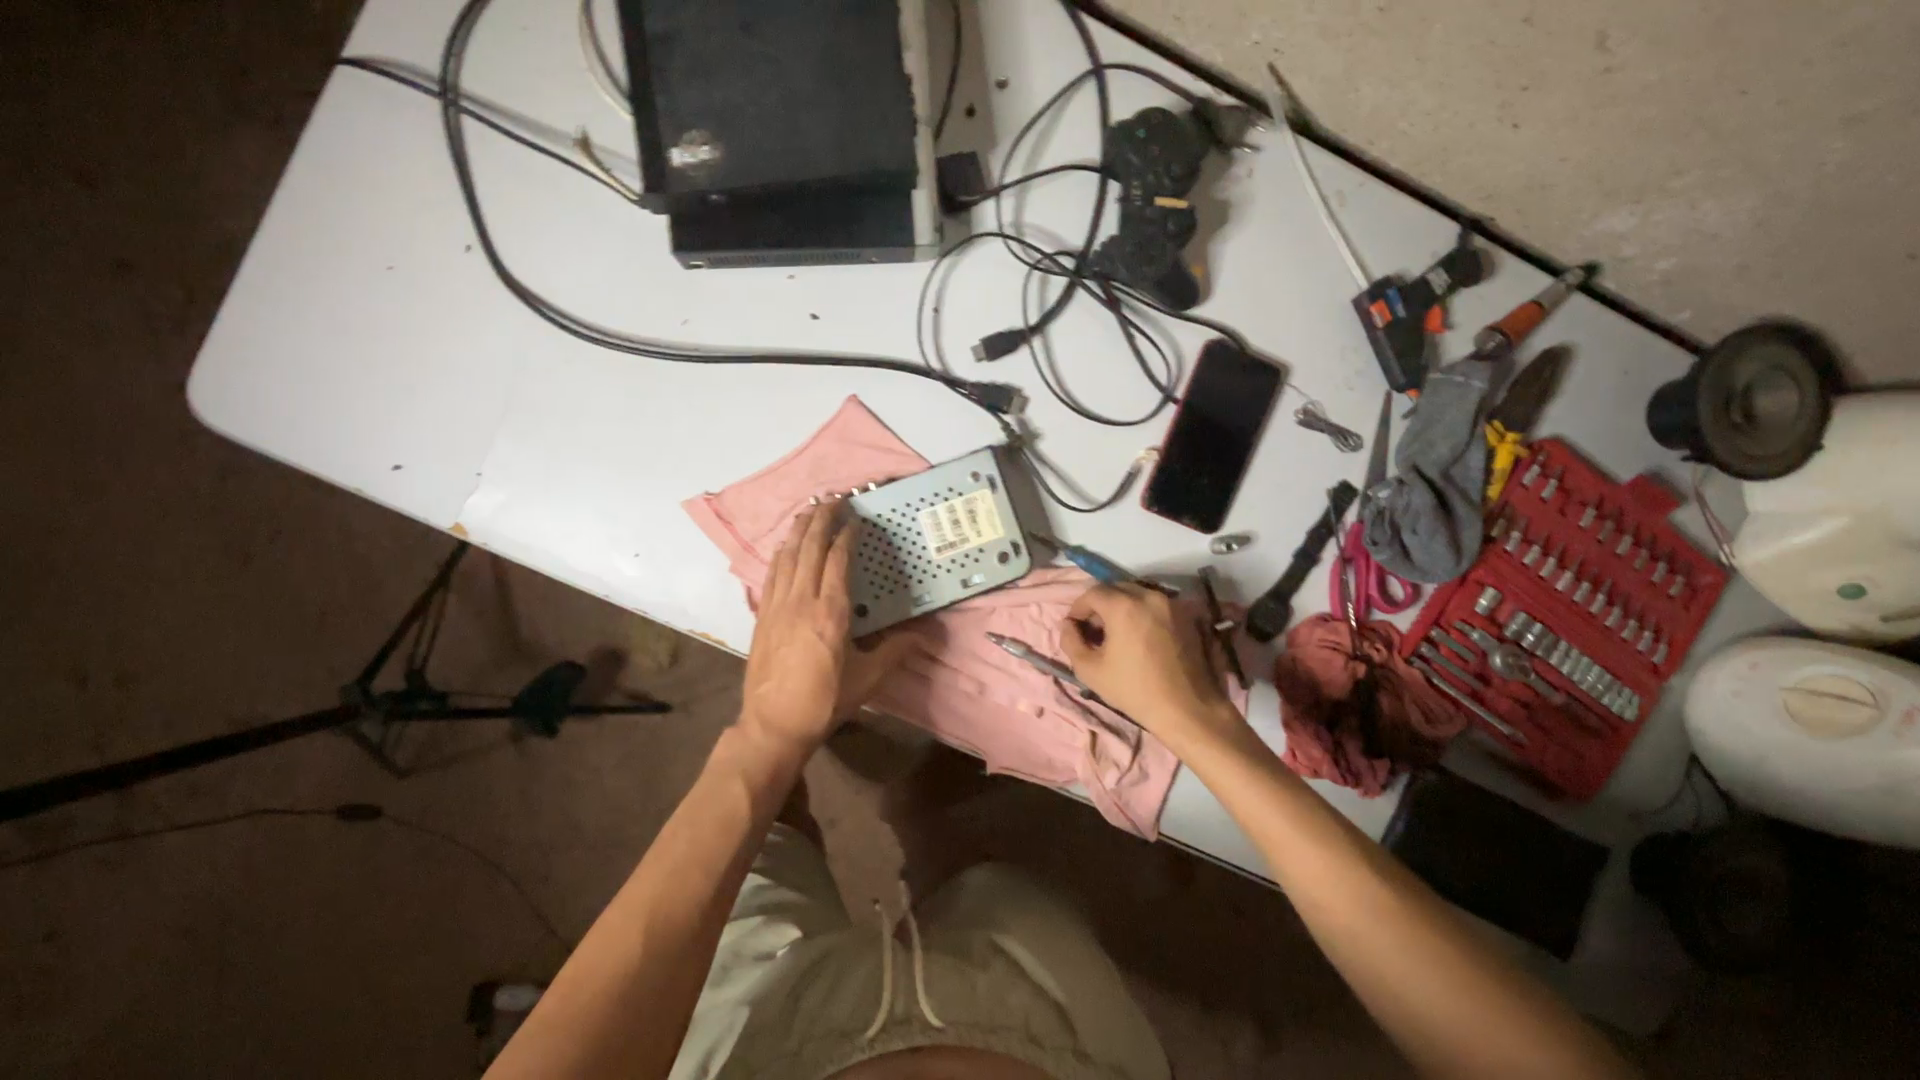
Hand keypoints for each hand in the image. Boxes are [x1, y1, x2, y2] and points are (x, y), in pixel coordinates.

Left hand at [740, 503, 914, 753]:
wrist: (774, 724)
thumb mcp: (868, 678)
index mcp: (831, 612)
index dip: (845, 534)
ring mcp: (777, 606)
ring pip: (787, 556)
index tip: (854, 517)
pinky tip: (785, 548)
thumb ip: (897, 650)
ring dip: (798, 530)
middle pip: (809, 548)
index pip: (838, 559)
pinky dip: (781, 554)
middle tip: (832, 499)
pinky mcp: (761, 617)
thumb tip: (928, 634)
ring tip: (808, 511)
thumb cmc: (825, 701)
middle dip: (821, 519)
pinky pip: (772, 575)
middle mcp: (802, 600)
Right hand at [1061, 584, 1244, 753]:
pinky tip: (1142, 637)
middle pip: (1117, 589)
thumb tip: (1068, 625)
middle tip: (1095, 629)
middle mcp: (1150, 596)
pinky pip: (1158, 606)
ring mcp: (1173, 605)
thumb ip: (1071, 642)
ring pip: (1139, 595)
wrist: (1186, 708)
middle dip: (1101, 605)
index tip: (1074, 626)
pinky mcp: (1188, 617)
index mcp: (1124, 606)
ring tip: (1119, 633)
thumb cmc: (1133, 690)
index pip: (1093, 593)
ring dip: (1123, 607)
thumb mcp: (1089, 670)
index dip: (1078, 608)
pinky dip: (1144, 614)